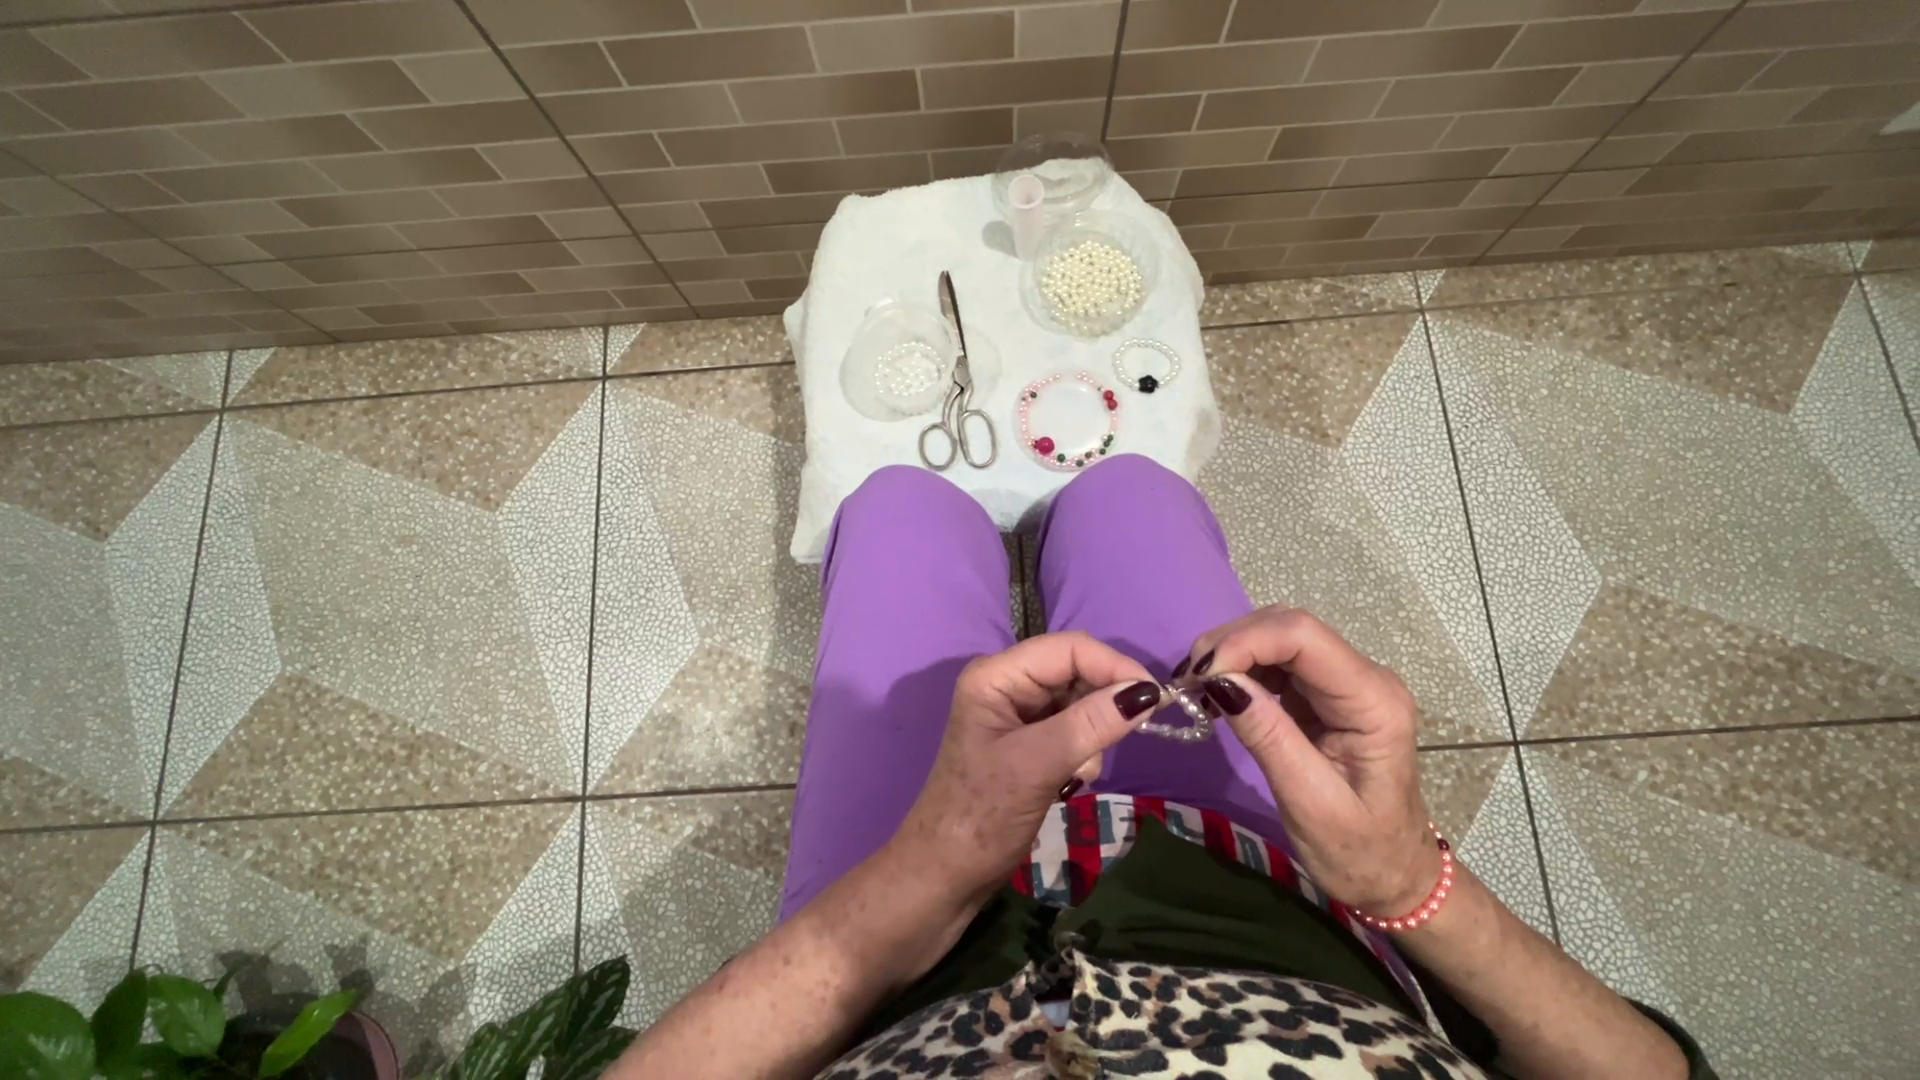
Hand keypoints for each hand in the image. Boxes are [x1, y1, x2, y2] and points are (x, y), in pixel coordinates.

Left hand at [889, 631, 1165, 902]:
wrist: (946, 873)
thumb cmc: (981, 817)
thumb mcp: (1038, 765)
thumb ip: (1090, 724)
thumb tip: (1147, 692)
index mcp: (995, 676)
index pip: (1069, 648)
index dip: (1114, 665)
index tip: (1156, 698)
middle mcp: (1006, 684)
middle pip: (1076, 669)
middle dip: (1102, 702)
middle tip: (1116, 743)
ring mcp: (1017, 712)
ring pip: (1079, 699)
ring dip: (1093, 732)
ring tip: (1078, 773)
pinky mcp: (1028, 740)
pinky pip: (1073, 726)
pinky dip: (1084, 749)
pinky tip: (1071, 779)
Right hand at [1182, 607, 1440, 915]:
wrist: (1394, 879)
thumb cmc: (1359, 852)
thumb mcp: (1309, 802)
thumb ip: (1268, 735)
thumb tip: (1219, 680)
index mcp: (1374, 701)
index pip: (1303, 636)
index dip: (1245, 641)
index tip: (1199, 675)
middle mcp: (1365, 678)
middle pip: (1288, 626)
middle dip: (1231, 643)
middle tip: (1188, 682)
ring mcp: (1345, 682)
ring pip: (1278, 636)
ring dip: (1231, 653)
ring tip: (1196, 688)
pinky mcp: (1324, 693)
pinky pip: (1276, 660)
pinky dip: (1240, 668)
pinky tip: (1218, 694)